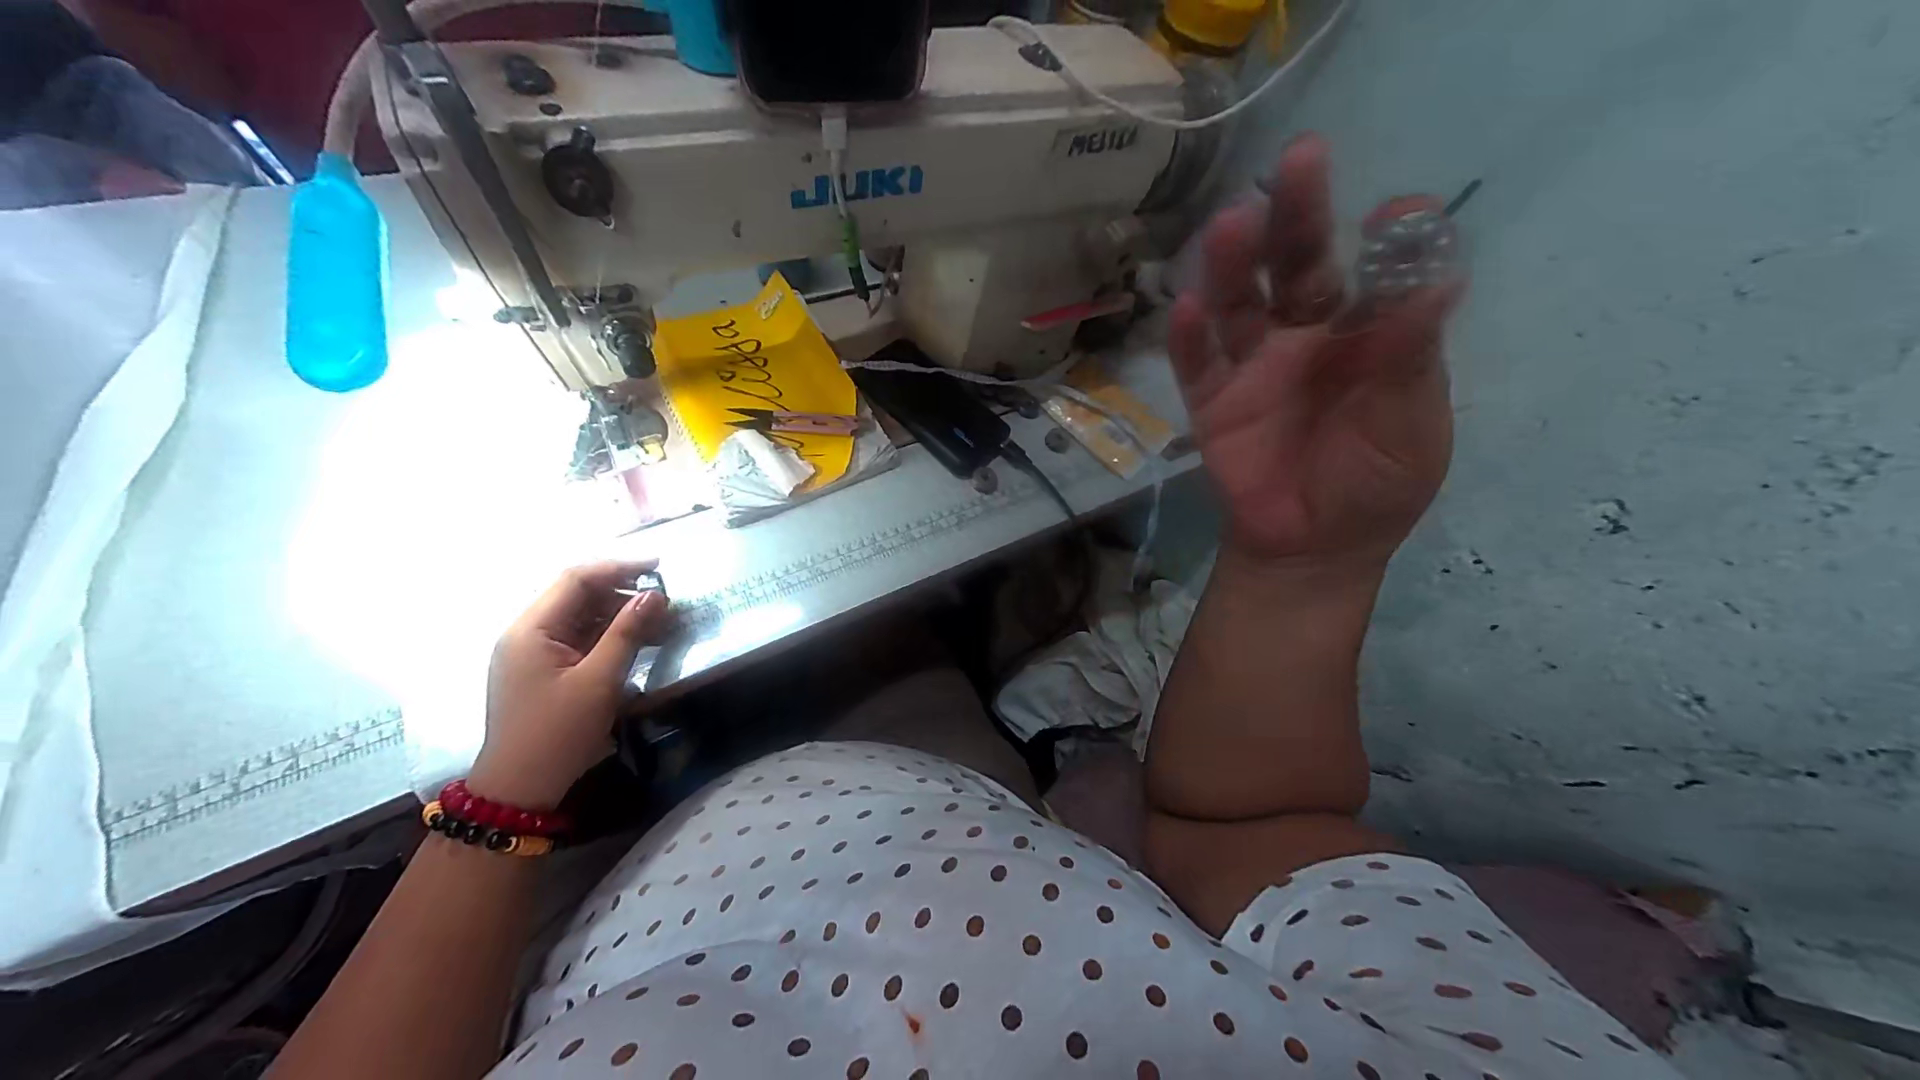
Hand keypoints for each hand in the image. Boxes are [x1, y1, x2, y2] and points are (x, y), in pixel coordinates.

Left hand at [468, 561, 670, 809]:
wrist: (520, 790)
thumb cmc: (557, 732)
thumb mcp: (599, 681)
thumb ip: (627, 633)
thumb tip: (655, 595)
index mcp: (531, 629)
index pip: (576, 579)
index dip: (619, 567)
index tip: (659, 568)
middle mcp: (528, 634)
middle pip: (580, 597)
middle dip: (625, 596)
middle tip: (667, 606)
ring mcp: (534, 655)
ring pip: (584, 620)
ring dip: (621, 618)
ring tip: (662, 626)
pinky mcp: (545, 673)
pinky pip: (581, 642)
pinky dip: (611, 639)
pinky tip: (639, 646)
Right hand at [1169, 134, 1463, 568]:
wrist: (1312, 548)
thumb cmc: (1374, 487)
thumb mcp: (1410, 426)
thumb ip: (1412, 360)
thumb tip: (1440, 279)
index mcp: (1367, 337)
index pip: (1372, 273)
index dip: (1382, 240)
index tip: (1392, 213)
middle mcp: (1306, 338)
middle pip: (1297, 268)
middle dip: (1296, 218)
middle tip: (1298, 161)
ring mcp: (1253, 369)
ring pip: (1239, 306)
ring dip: (1231, 266)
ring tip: (1229, 225)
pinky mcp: (1213, 404)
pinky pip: (1198, 365)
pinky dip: (1189, 339)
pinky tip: (1187, 308)